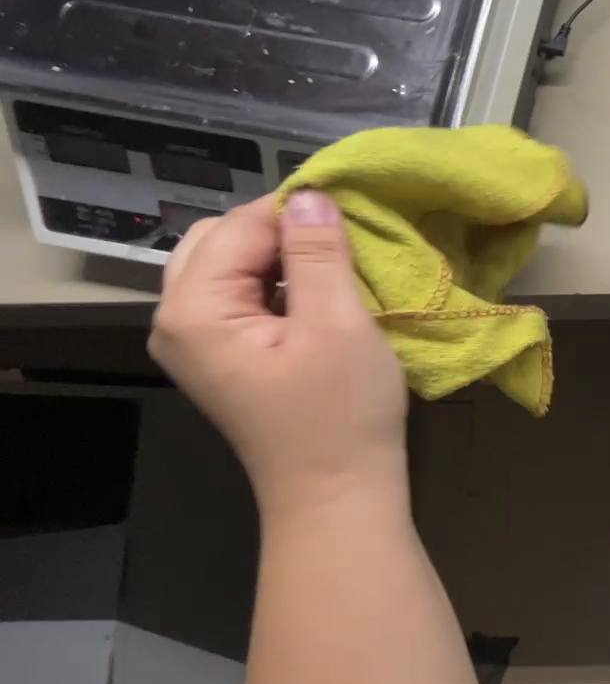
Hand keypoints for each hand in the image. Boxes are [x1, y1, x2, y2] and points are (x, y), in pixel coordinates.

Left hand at [149, 193, 407, 517]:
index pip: (237, 229)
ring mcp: (198, 342)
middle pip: (219, 243)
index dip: (296, 213)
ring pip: (232, 270)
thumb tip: (313, 195)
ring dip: (284, 259)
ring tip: (343, 266)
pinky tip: (325, 298)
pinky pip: (244, 299)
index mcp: (194, 310)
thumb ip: (320, 256)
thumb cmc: (342, 409)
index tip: (358, 213)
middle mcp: (178, 320)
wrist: (338, 488)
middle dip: (282, 231)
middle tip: (348, 240)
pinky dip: (282, 287)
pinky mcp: (226, 358)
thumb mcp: (340, 325)